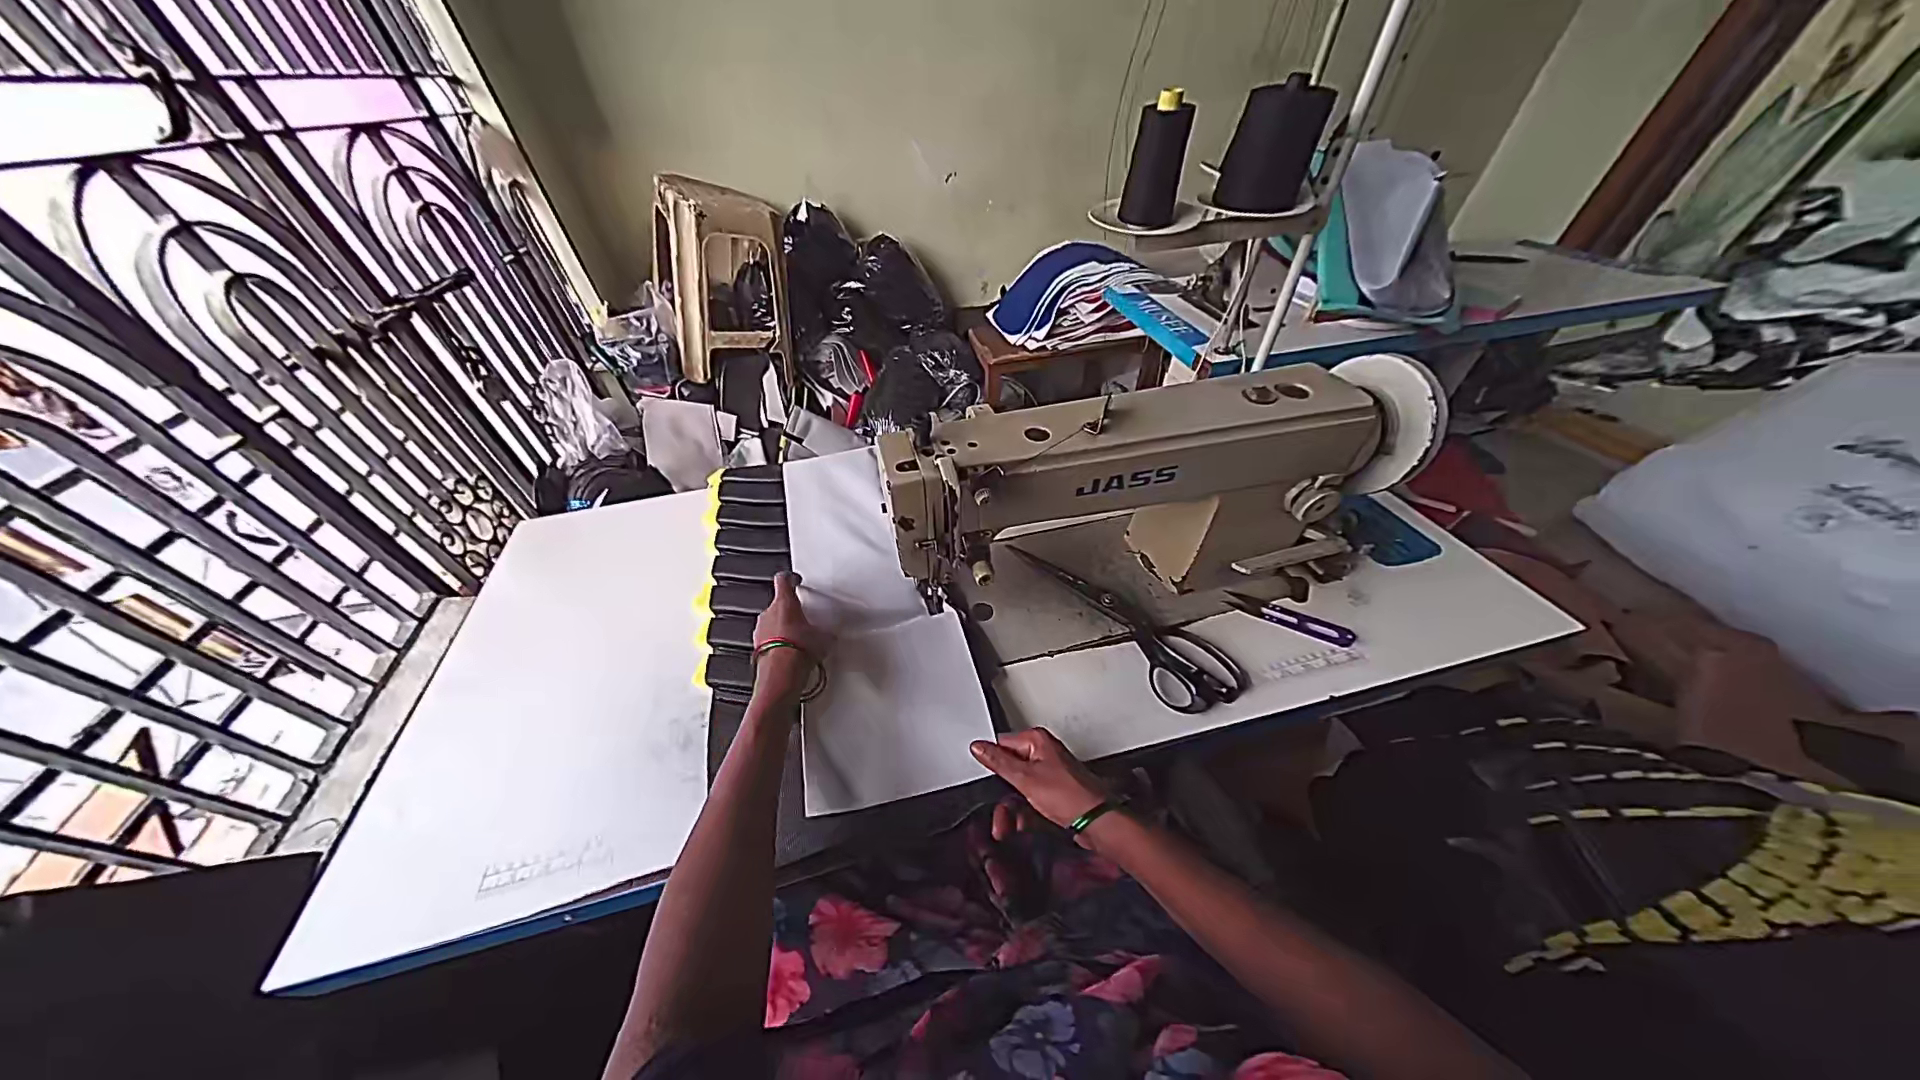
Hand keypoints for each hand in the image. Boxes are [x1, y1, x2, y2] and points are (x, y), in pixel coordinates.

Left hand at [753, 572, 829, 702]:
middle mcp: (768, 613)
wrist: (781, 674)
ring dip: (783, 629)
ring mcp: (760, 630)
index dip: (790, 578)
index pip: (783, 580)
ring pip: (772, 623)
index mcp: (784, 602)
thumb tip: (831, 635)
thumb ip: (826, 632)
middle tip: (804, 619)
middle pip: (778, 604)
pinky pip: (768, 640)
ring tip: (799, 640)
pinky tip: (791, 654)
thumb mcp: (824, 638)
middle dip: (790, 611)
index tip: (794, 579)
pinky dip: (778, 643)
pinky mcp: (756, 647)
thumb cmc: (798, 650)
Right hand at [969, 729, 1109, 836]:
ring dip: (1014, 808)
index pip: (1001, 745)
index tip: (990, 783)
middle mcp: (1044, 752)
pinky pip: (1031, 798)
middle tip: (1002, 813)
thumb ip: (998, 762)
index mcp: (1037, 741)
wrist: (1097, 821)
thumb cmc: (1071, 796)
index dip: (993, 766)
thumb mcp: (1025, 779)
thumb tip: (979, 747)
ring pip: (1019, 787)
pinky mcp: (1054, 789)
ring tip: (1011, 824)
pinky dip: (1026, 811)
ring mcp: (1050, 771)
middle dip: (1004, 794)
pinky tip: (1025, 823)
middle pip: (1010, 769)